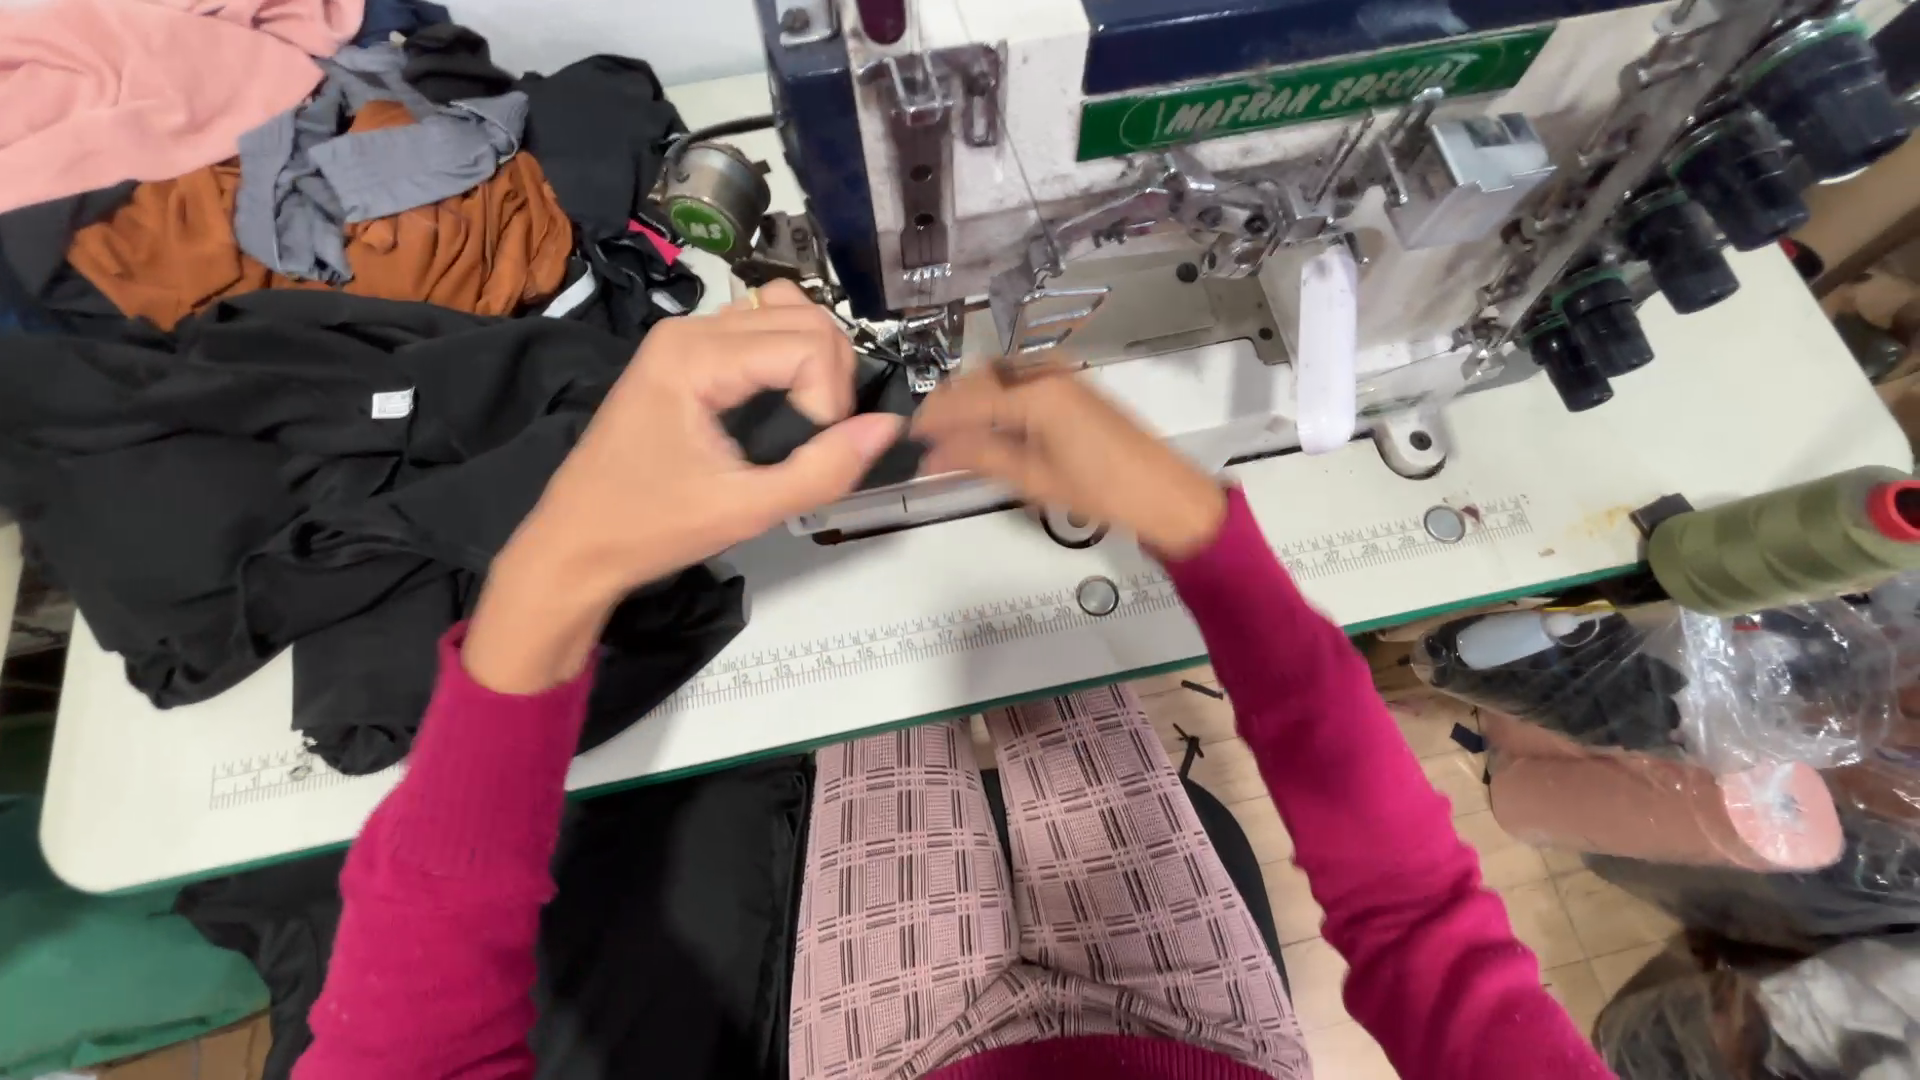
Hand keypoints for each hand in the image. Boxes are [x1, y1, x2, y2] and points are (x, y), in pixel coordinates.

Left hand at [465, 281, 903, 692]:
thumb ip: (824, 471)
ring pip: (785, 312)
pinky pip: (760, 329)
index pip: (809, 343)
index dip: (831, 398)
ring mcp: (685, 337)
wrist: (575, 543)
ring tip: (809, 417)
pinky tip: (787, 402)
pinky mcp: (686, 354)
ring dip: (818, 360)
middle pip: (803, 317)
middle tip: (817, 436)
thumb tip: (888, 427)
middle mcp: (691, 330)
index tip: (812, 449)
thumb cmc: (652, 528)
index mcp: (696, 357)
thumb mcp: (747, 510)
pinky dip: (792, 356)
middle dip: (832, 374)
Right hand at [912, 362, 1226, 558]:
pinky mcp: (1072, 385)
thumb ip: (979, 458)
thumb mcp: (1033, 479)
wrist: (1163, 491)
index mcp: (1035, 393)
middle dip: (950, 406)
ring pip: (998, 378)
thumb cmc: (1104, 490)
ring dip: (973, 401)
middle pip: (978, 379)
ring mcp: (1061, 375)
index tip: (911, 436)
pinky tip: (991, 427)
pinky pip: (1019, 382)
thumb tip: (933, 456)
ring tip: (956, 438)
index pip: (966, 397)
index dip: (934, 417)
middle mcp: (1045, 372)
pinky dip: (997, 400)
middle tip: (931, 440)